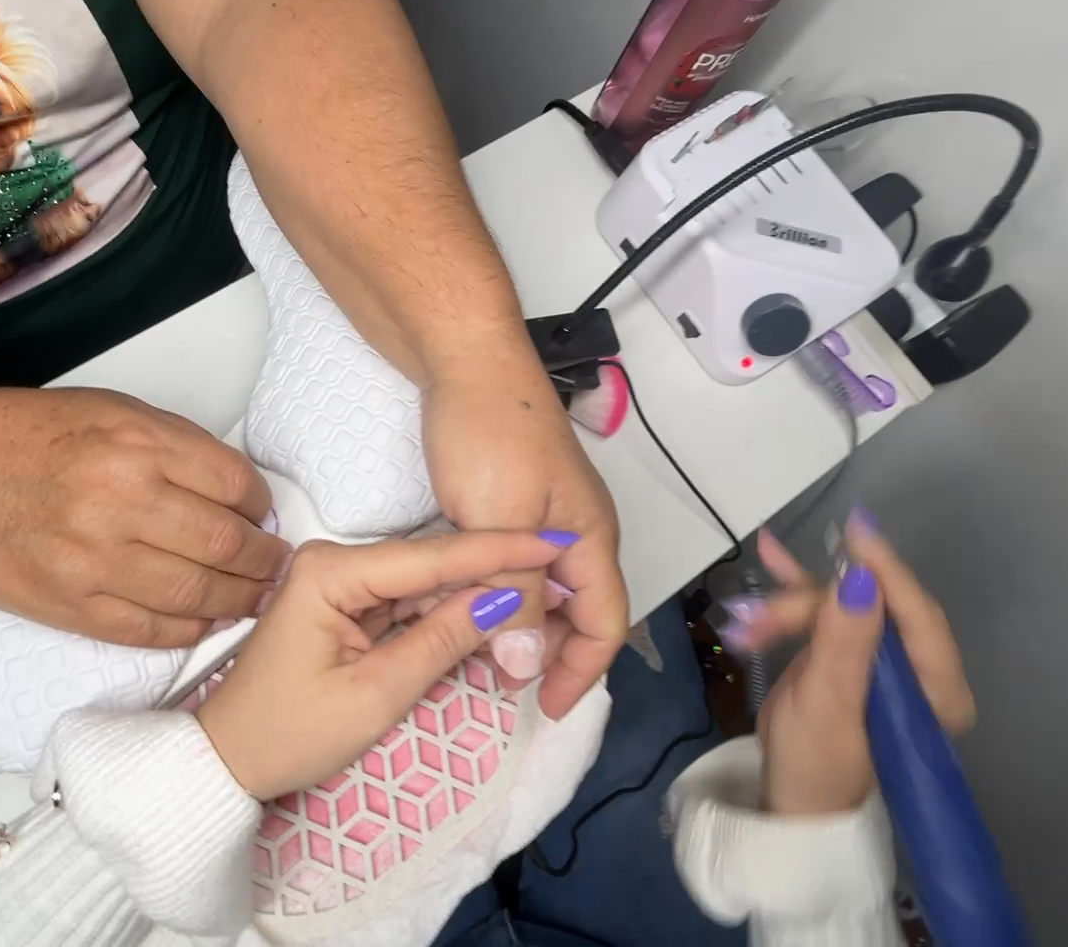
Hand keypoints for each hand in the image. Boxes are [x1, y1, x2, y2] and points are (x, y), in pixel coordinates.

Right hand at [0, 387, 290, 646]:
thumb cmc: (38, 436)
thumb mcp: (120, 414)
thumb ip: (183, 449)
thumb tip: (241, 494)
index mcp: (140, 446)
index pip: (235, 485)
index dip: (264, 506)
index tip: (267, 517)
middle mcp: (120, 501)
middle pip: (225, 544)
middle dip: (266, 559)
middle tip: (278, 564)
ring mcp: (92, 560)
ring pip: (196, 594)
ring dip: (241, 600)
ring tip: (259, 597)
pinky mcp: (68, 604)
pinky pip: (147, 630)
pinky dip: (189, 631)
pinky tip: (210, 622)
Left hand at [196, 530, 565, 798]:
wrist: (230, 757)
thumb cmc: (291, 733)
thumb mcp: (374, 695)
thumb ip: (441, 641)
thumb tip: (504, 598)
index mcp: (333, 571)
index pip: (430, 556)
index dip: (497, 549)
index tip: (552, 539)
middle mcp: (337, 560)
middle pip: (430, 563)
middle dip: (493, 571)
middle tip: (558, 571)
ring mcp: (342, 579)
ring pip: (424, 581)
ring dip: (475, 592)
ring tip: (537, 591)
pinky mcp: (348, 600)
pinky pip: (408, 600)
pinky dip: (446, 611)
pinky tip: (489, 610)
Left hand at [421, 357, 625, 720]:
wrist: (463, 359)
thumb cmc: (488, 432)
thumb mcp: (499, 518)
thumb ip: (517, 592)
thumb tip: (528, 665)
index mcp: (589, 536)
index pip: (604, 622)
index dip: (578, 672)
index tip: (541, 708)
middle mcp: (576, 530)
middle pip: (576, 611)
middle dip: (545, 652)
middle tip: (497, 683)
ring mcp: (545, 513)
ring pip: (543, 589)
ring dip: (519, 623)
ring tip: (478, 652)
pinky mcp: (514, 501)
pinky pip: (517, 564)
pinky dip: (499, 591)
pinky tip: (468, 603)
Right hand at [748, 517, 976, 814]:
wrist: (790, 796)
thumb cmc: (816, 760)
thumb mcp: (828, 701)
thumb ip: (845, 641)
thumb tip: (858, 578)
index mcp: (935, 689)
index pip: (918, 616)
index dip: (886, 572)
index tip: (856, 532)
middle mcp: (916, 669)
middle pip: (865, 607)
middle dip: (807, 604)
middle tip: (758, 618)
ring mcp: (878, 659)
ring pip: (834, 607)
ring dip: (786, 607)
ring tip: (745, 622)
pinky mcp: (845, 653)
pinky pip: (822, 611)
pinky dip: (792, 588)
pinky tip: (772, 553)